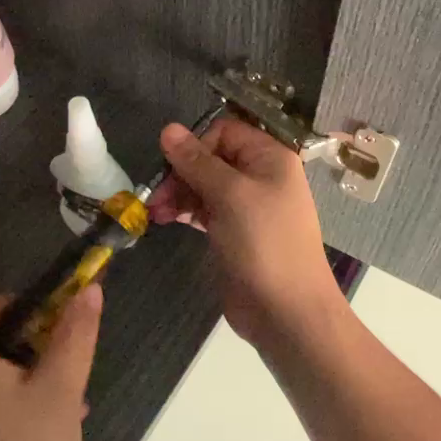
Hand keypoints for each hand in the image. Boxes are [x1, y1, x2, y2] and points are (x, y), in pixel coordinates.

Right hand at [146, 118, 346, 346]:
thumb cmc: (264, 243)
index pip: (226, 131)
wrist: (286, 311)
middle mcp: (260, 175)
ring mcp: (246, 205)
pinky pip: (204, 209)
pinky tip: (165, 218)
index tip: (173, 165)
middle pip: (211, 158)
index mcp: (270, 157)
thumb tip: (168, 128)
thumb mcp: (230, 195)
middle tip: (156, 195)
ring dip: (177, 192)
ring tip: (155, 211)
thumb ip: (197, 161)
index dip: (197, 144)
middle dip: (181, 172)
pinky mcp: (233, 231)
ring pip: (204, 184)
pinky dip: (185, 210)